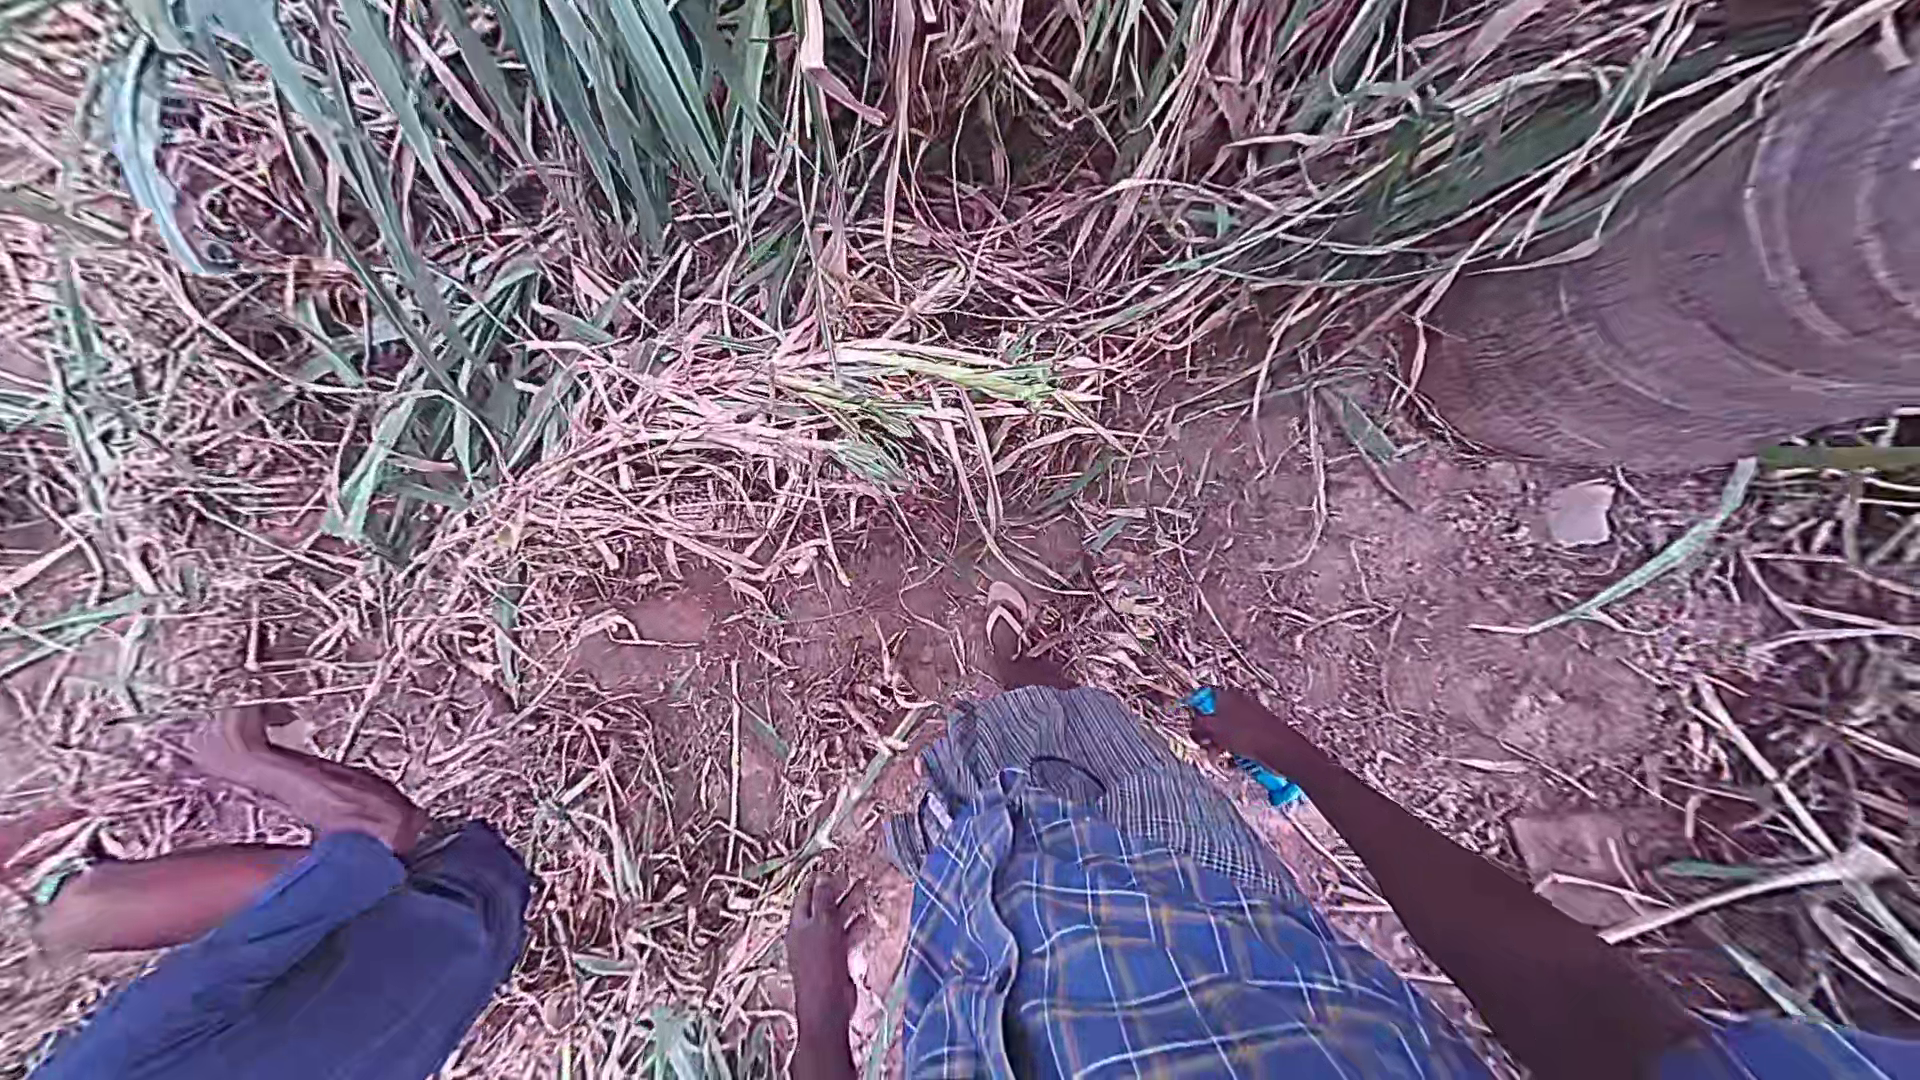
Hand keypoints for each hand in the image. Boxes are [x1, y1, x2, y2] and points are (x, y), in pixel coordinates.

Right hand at [1190, 686, 1315, 771]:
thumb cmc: (1252, 736)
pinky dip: (1233, 748)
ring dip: (1219, 743)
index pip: (1203, 699)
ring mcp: (1250, 718)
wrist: (1283, 752)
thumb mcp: (1215, 729)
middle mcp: (1239, 704)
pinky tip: (1233, 758)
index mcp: (1227, 696)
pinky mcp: (1258, 733)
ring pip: (1225, 729)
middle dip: (1207, 733)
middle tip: (1205, 744)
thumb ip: (1199, 725)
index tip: (1192, 726)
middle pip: (1213, 716)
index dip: (1194, 713)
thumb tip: (1192, 726)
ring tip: (1219, 754)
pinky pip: (1238, 739)